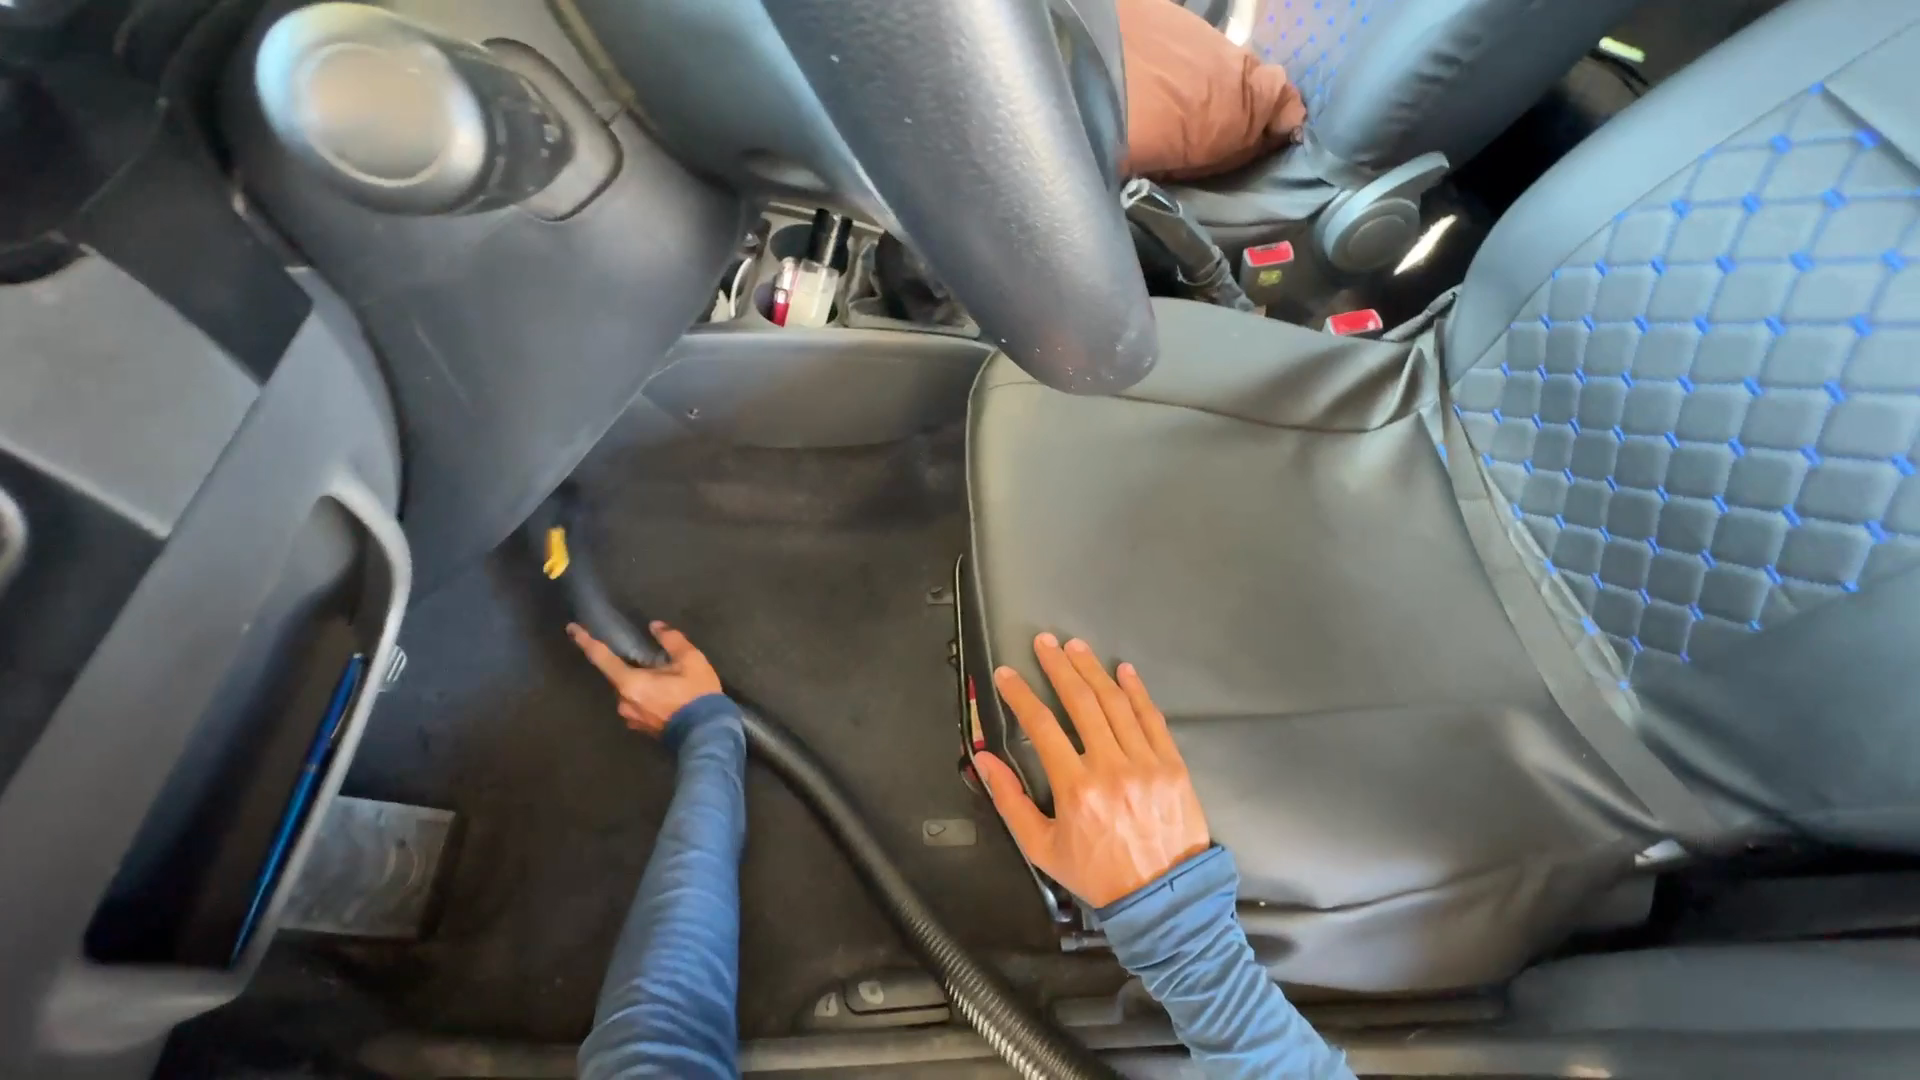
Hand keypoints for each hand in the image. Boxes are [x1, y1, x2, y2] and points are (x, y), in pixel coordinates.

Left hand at [568, 621, 723, 737]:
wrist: (708, 734)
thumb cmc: (696, 694)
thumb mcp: (691, 660)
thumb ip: (671, 640)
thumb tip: (656, 627)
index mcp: (630, 683)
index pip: (601, 657)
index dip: (586, 641)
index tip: (572, 628)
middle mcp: (623, 702)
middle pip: (619, 676)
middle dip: (633, 667)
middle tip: (657, 664)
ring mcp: (630, 718)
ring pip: (630, 692)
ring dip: (642, 684)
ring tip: (669, 683)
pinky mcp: (640, 729)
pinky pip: (638, 706)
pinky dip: (648, 698)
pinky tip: (668, 698)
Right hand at [975, 634, 1210, 908]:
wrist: (1163, 899)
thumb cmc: (1097, 874)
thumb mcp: (1041, 848)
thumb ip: (1010, 801)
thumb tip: (984, 761)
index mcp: (1076, 788)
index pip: (1042, 726)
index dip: (1021, 695)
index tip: (1007, 675)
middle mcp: (1111, 768)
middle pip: (1081, 702)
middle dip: (1059, 666)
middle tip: (1044, 642)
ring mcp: (1146, 763)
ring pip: (1116, 703)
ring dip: (1093, 669)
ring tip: (1076, 646)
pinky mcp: (1173, 765)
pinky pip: (1153, 718)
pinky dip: (1138, 691)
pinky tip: (1125, 670)